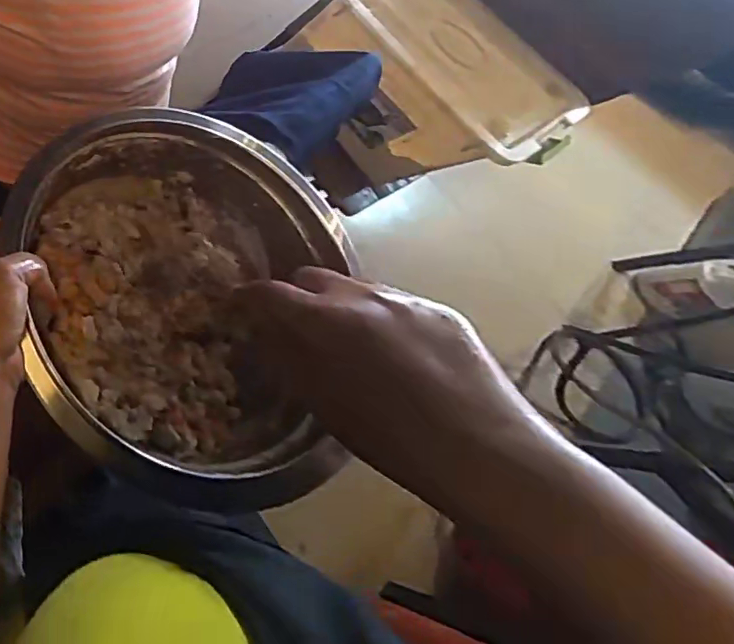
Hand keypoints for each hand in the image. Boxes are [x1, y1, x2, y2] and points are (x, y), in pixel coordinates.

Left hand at [0, 221, 51, 385]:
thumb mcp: (8, 271)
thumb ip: (27, 259)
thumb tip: (38, 271)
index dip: (14, 222)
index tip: (42, 221)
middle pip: (9, 256)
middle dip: (33, 256)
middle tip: (59, 251)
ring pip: (21, 282)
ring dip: (40, 283)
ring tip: (63, 279)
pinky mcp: (5, 325)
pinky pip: (27, 306)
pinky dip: (41, 305)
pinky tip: (57, 304)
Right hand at [242, 269, 557, 512]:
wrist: (492, 455)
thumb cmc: (397, 443)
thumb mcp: (327, 407)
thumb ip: (291, 360)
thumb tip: (267, 331)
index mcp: (329, 320)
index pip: (273, 292)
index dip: (251, 296)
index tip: (240, 304)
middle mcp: (364, 296)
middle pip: (312, 277)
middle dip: (297, 296)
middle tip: (298, 328)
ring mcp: (406, 298)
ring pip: (355, 288)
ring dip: (341, 307)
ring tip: (352, 345)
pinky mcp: (441, 309)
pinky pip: (395, 303)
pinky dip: (381, 319)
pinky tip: (399, 356)